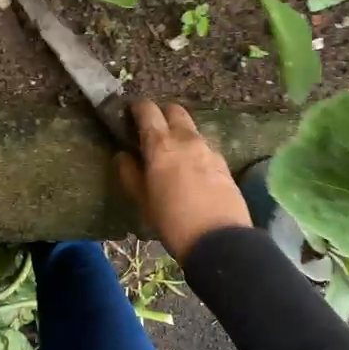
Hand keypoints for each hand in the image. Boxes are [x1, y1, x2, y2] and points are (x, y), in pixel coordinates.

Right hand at [117, 100, 253, 259]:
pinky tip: (193, 173)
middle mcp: (186, 139)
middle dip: (162, 114)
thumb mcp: (142, 199)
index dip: (136, 107)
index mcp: (160, 144)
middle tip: (152, 131)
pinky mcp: (225, 165)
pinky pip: (206, 149)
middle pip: (174, 110)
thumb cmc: (172, 219)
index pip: (147, 109)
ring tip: (173, 155)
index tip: (129, 114)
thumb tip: (123, 155)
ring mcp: (209, 150)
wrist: (221, 242)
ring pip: (192, 129)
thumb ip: (130, 173)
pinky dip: (196, 152)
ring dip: (180, 134)